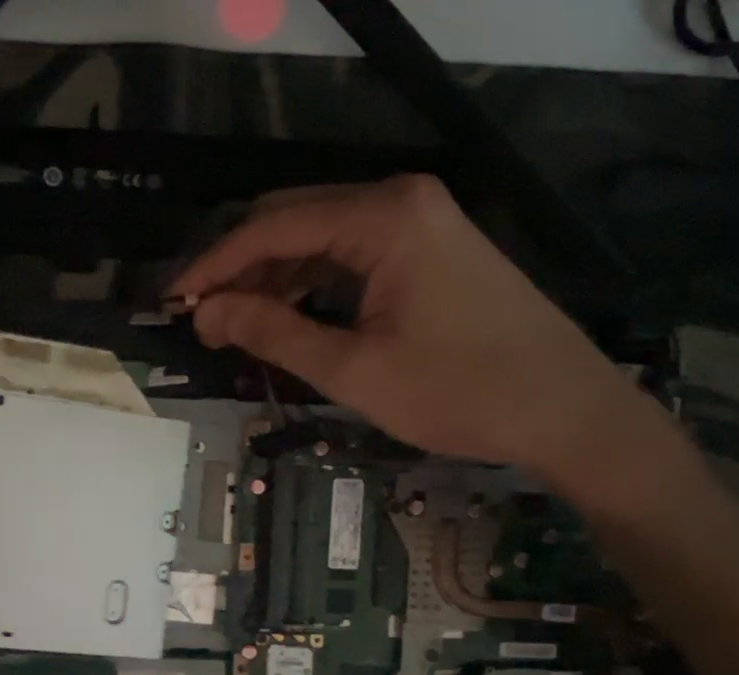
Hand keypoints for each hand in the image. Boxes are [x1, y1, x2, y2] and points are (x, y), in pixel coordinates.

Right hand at [169, 176, 655, 478]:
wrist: (566, 409)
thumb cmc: (458, 392)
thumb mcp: (352, 369)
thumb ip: (272, 333)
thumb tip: (206, 312)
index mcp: (382, 216)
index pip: (271, 226)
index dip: (213, 265)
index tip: (172, 301)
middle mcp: (400, 200)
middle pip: (292, 219)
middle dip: (239, 268)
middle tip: (199, 318)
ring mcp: (420, 219)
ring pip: (318, 237)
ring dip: (271, 277)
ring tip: (231, 327)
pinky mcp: (430, 246)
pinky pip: (349, 252)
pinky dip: (310, 282)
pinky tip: (283, 317)